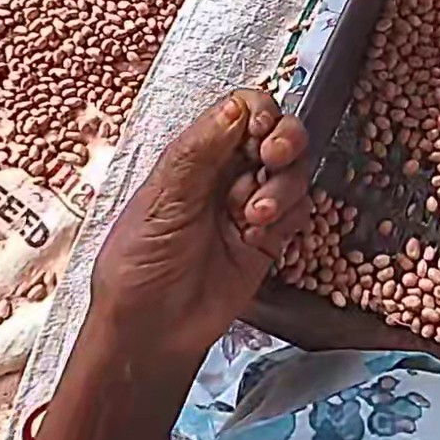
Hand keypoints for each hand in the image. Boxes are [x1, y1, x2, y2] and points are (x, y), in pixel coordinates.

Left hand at [89, 89, 310, 362]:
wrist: (153, 331)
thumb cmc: (139, 263)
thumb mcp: (161, 201)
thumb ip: (199, 151)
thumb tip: (237, 107)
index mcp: (198, 154)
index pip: (241, 111)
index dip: (260, 112)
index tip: (260, 130)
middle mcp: (228, 173)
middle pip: (278, 134)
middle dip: (284, 141)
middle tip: (272, 157)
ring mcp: (252, 203)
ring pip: (294, 171)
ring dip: (282, 187)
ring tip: (253, 215)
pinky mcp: (271, 236)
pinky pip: (299, 209)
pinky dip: (287, 216)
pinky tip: (258, 234)